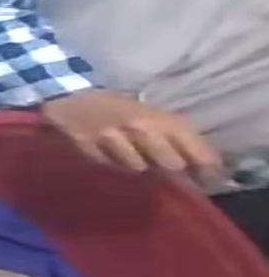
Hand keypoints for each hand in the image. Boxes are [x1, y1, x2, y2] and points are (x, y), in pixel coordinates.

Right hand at [43, 90, 224, 188]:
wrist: (70, 95)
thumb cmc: (123, 108)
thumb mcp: (158, 117)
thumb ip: (180, 139)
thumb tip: (202, 170)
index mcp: (166, 121)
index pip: (201, 157)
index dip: (206, 174)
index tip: (203, 182)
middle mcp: (141, 128)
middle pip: (170, 165)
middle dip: (169, 170)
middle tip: (165, 172)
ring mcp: (109, 135)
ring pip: (137, 166)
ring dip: (137, 165)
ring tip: (132, 159)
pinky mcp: (84, 141)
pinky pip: (106, 162)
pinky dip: (111, 162)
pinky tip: (109, 154)